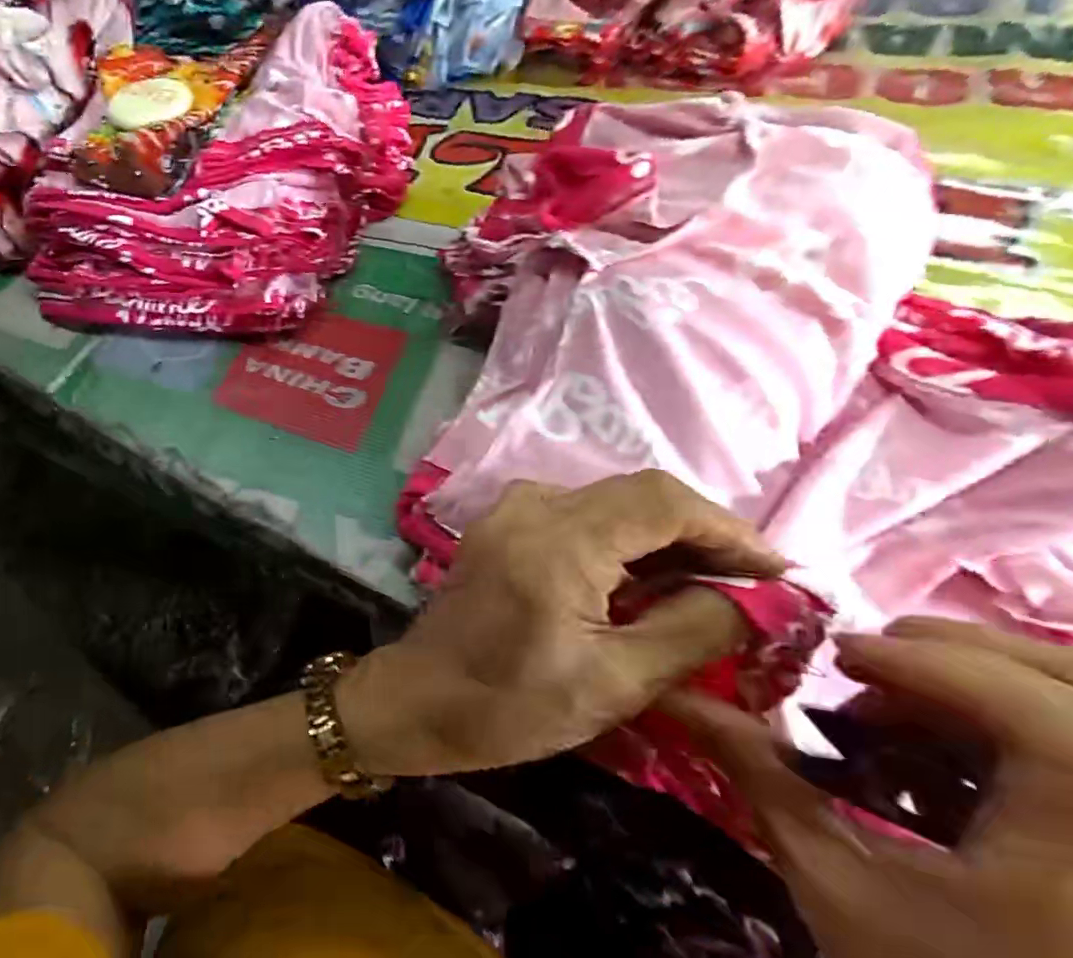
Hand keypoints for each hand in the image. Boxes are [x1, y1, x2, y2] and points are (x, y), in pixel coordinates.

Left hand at [341, 470, 785, 775]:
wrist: (418, 699)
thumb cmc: (512, 702)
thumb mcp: (617, 678)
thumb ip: (694, 628)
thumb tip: (756, 596)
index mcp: (556, 539)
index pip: (662, 499)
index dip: (730, 530)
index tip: (779, 576)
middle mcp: (527, 510)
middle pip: (634, 496)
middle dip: (700, 535)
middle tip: (751, 590)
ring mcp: (504, 517)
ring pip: (604, 504)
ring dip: (659, 539)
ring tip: (707, 592)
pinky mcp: (496, 534)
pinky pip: (571, 519)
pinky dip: (617, 543)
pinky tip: (643, 585)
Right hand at [668, 618, 1072, 957]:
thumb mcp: (835, 881)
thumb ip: (760, 774)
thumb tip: (674, 696)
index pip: (1014, 694)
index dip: (913, 659)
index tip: (831, 656)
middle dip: (966, 651)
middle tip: (873, 666)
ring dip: (1007, 683)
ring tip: (921, 706)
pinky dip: (1038, 728)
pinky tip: (979, 758)